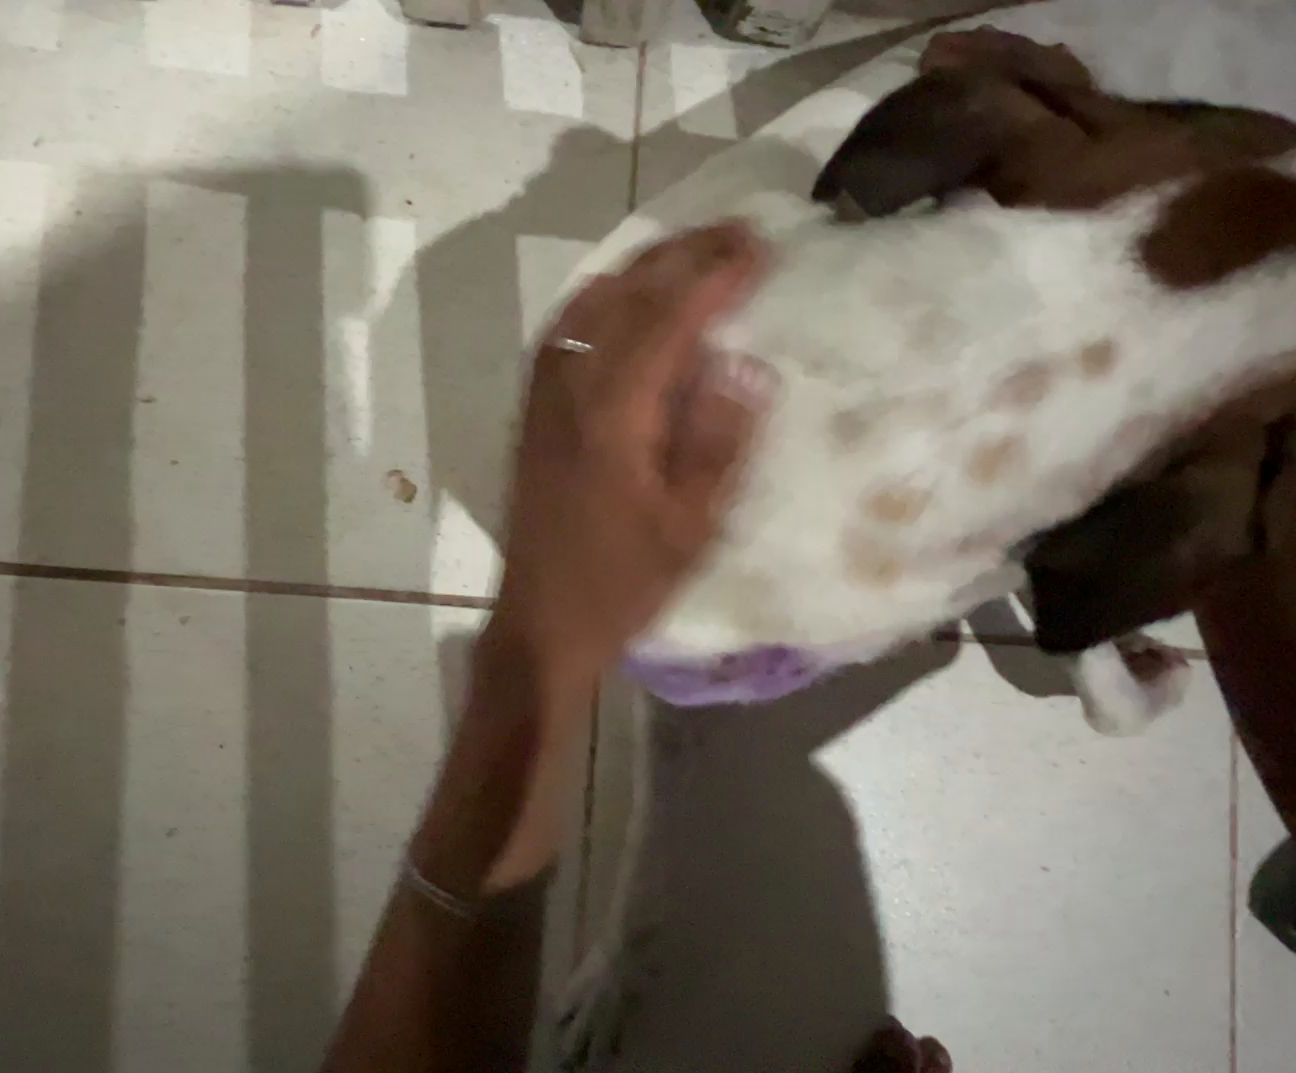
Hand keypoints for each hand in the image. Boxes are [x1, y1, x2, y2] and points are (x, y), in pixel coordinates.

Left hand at [490, 221, 774, 694]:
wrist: (541, 619)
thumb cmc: (622, 582)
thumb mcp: (689, 527)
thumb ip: (717, 443)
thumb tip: (747, 367)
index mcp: (614, 413)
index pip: (670, 319)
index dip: (716, 277)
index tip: (761, 247)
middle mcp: (571, 387)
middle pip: (626, 295)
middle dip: (684, 254)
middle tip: (738, 231)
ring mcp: (544, 395)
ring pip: (590, 303)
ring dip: (641, 266)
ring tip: (690, 250)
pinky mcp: (533, 411)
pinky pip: (565, 329)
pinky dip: (602, 296)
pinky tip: (624, 297)